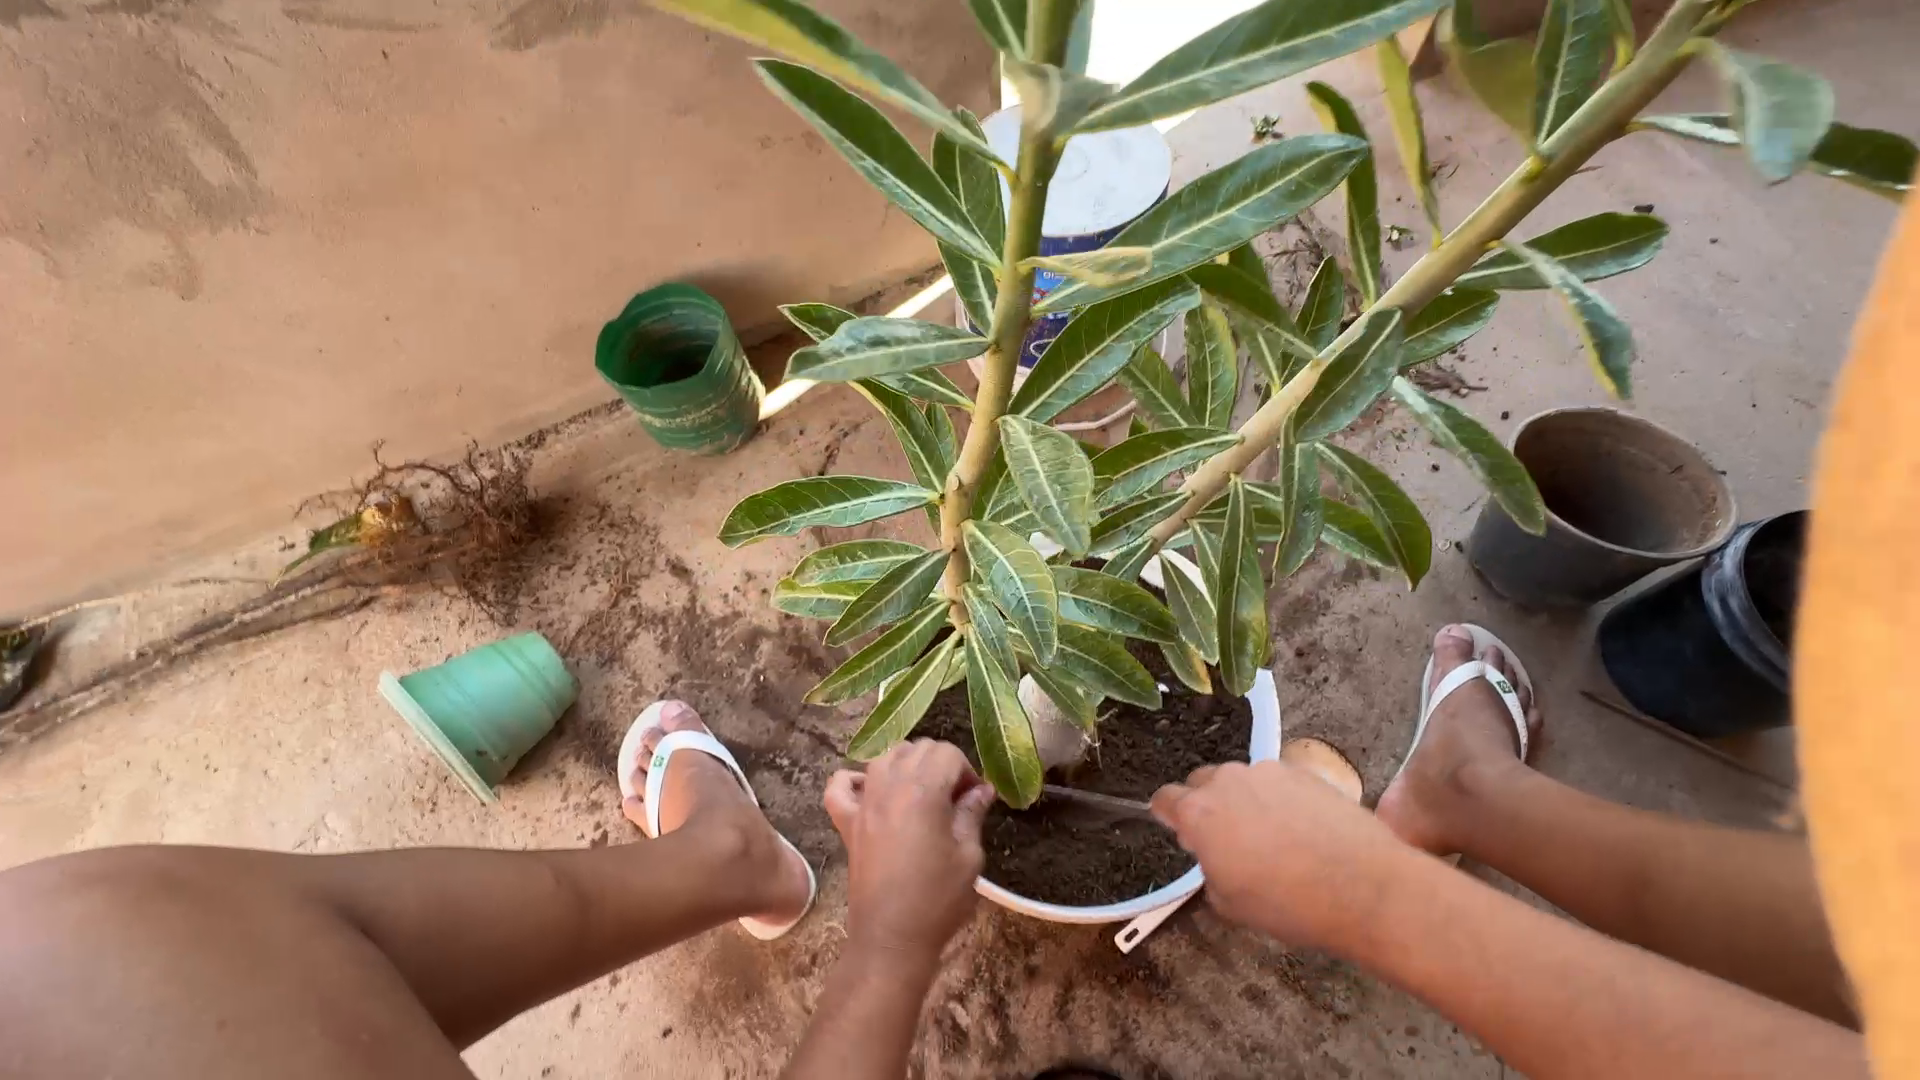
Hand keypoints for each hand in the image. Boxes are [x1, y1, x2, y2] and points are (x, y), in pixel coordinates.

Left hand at [824, 740, 994, 962]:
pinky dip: (853, 780)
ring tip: (922, 792)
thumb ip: (971, 814)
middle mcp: (889, 786)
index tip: (975, 799)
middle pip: (918, 749)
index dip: (968, 771)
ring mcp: (863, 803)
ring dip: (906, 764)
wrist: (891, 940)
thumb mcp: (968, 856)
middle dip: (942, 763)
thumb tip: (981, 790)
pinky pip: (839, 786)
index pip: (948, 754)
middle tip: (955, 798)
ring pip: (884, 757)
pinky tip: (871, 792)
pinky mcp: (846, 822)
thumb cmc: (937, 900)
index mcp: (923, 791)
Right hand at [1151, 760, 1415, 949]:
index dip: (1168, 815)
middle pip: (1200, 783)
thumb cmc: (1289, 904)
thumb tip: (1214, 857)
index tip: (1183, 833)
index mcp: (1199, 813)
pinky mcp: (1301, 770)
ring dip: (1243, 800)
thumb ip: (1209, 871)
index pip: (1164, 799)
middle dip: (1206, 805)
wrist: (1365, 888)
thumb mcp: (1230, 904)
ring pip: (1239, 780)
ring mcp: (1265, 771)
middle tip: (1228, 839)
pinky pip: (1275, 781)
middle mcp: (1226, 781)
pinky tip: (1301, 827)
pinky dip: (1277, 798)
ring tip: (1271, 834)